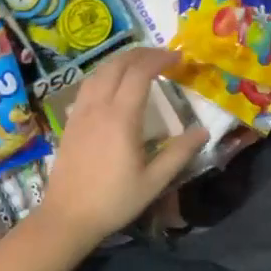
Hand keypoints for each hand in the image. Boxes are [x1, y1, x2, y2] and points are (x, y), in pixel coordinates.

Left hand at [36, 47, 209, 244]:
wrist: (68, 216)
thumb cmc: (113, 201)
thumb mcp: (153, 182)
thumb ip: (179, 154)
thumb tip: (203, 132)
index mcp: (121, 118)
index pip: (140, 73)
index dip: (160, 59)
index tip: (179, 58)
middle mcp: (98, 107)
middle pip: (117, 65)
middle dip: (141, 54)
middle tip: (163, 57)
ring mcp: (80, 113)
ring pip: (98, 71)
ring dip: (121, 61)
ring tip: (140, 65)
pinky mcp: (70, 122)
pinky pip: (87, 86)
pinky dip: (104, 74)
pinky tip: (113, 85)